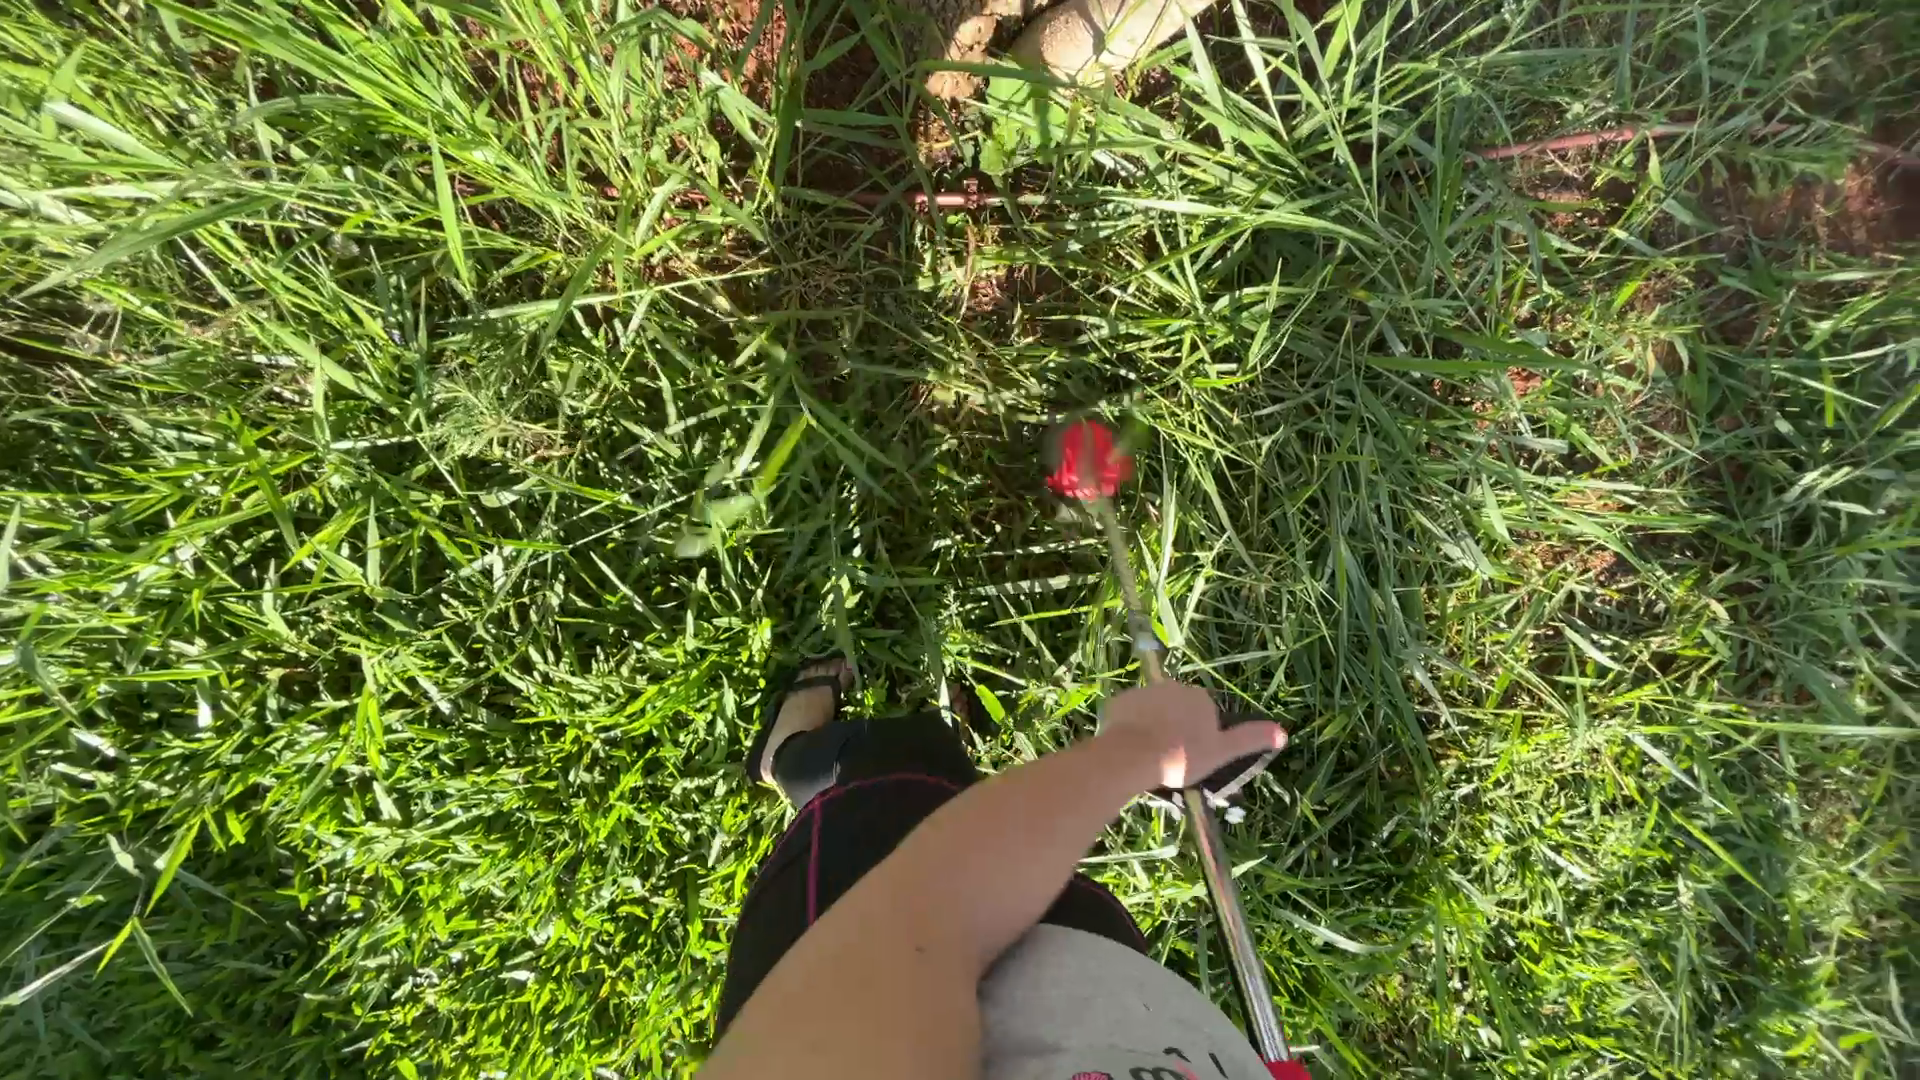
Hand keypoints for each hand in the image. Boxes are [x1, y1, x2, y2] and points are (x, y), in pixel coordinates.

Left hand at [1096, 681, 1286, 790]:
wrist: (1132, 754)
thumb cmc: (1181, 756)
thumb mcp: (1222, 752)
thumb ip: (1250, 739)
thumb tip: (1283, 732)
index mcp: (1199, 697)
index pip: (1205, 712)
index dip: (1202, 734)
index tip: (1194, 754)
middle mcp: (1172, 686)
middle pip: (1178, 708)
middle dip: (1177, 726)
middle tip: (1172, 757)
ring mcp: (1144, 692)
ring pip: (1153, 710)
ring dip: (1154, 726)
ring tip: (1150, 755)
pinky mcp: (1120, 701)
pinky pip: (1130, 714)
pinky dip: (1131, 727)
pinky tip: (1131, 747)